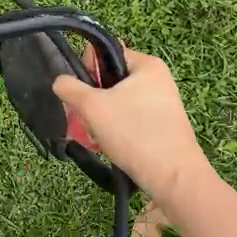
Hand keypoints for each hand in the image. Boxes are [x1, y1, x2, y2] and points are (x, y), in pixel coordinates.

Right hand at [53, 48, 211, 201]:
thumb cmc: (135, 134)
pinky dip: (118, 129)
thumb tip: (61, 82)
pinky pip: (131, 118)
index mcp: (147, 65)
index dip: (87, 72)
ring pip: (117, 102)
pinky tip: (112, 145)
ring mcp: (164, 105)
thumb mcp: (91, 106)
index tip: (85, 95)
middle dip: (93, 100)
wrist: (176, 182)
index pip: (103, 54)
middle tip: (89, 120)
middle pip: (109, 80)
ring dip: (102, 117)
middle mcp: (159, 80)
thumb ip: (68, 86)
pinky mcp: (164, 127)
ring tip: (99, 136)